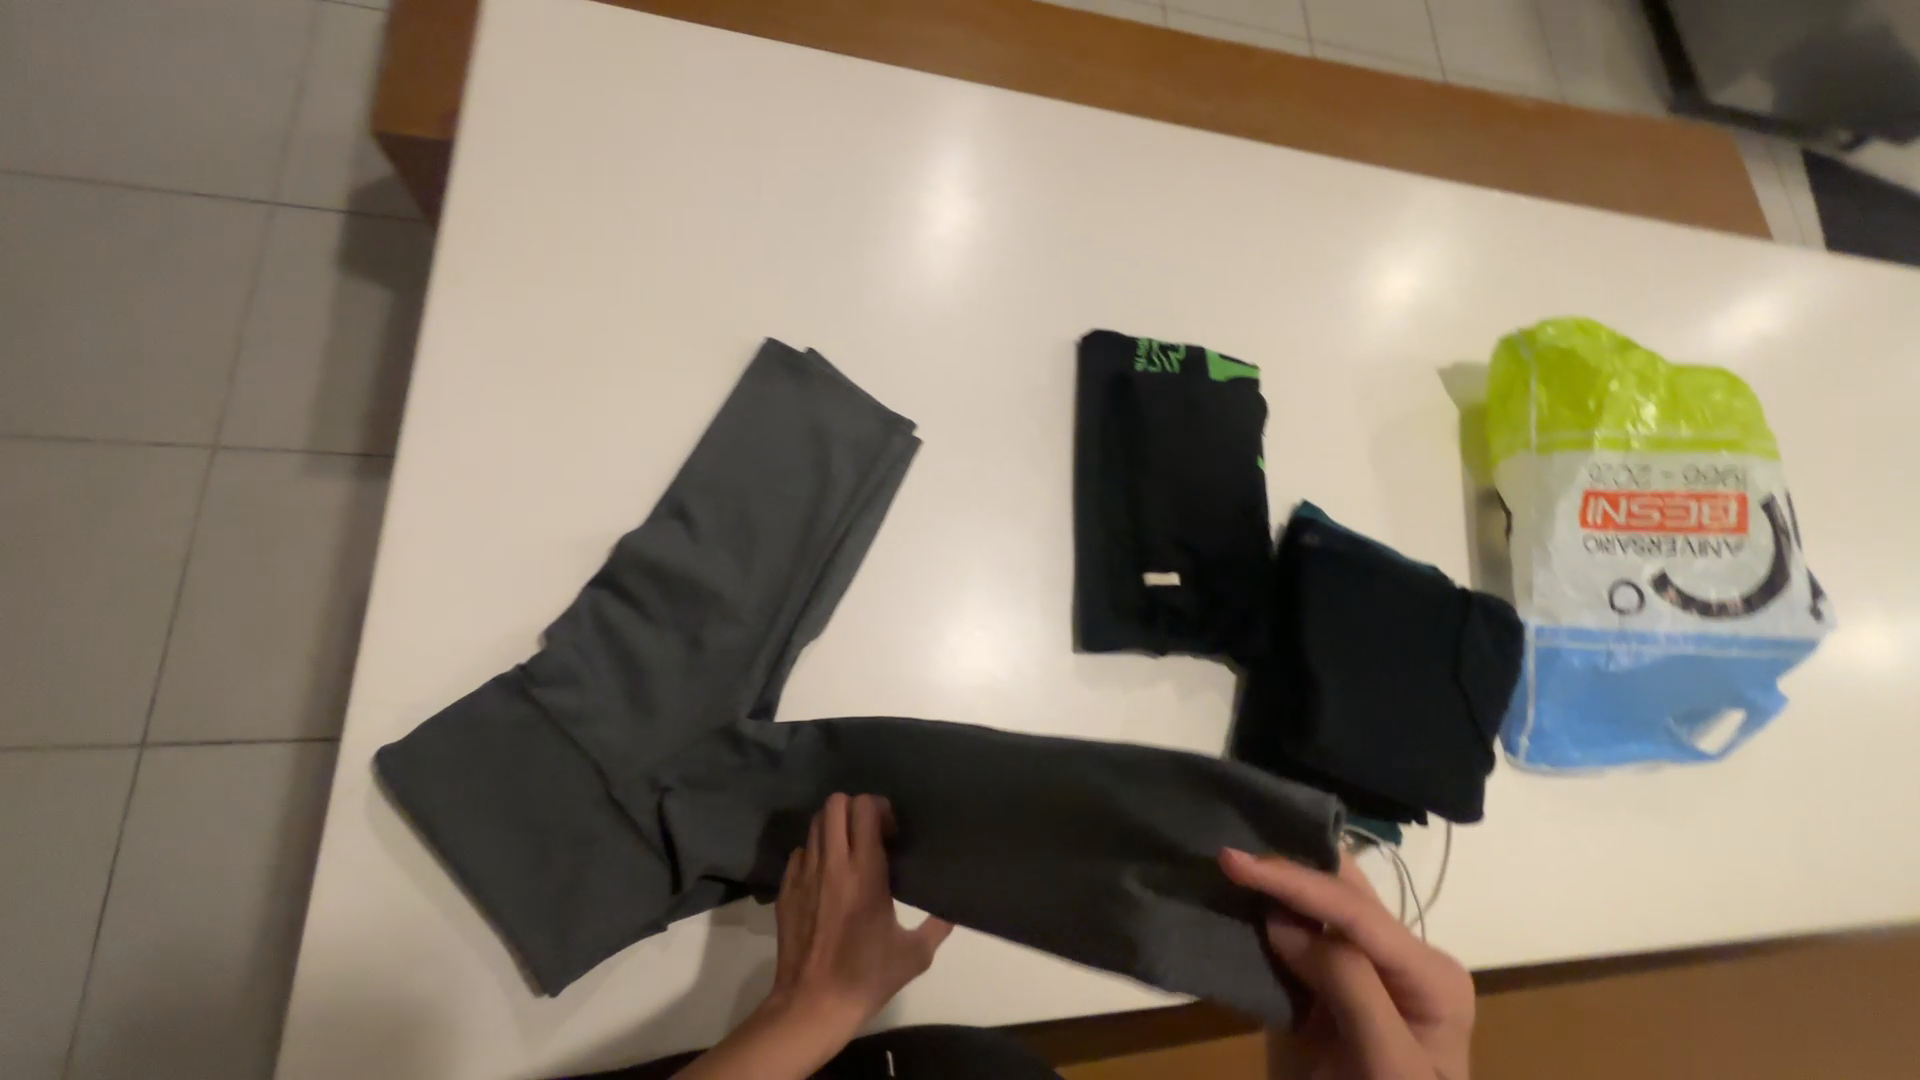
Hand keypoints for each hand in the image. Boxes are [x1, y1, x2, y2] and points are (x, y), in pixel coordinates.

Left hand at [767, 793, 953, 1032]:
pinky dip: (815, 854)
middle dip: (855, 809)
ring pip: (815, 824)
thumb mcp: (914, 956)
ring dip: (834, 828)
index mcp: (866, 871)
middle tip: (870, 833)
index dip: (881, 809)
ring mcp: (805, 875)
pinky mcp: (786, 890)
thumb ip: (937, 926)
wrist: (811, 1006)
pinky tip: (827, 877)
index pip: (865, 809)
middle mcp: (833, 863)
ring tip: (849, 851)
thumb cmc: (866, 978)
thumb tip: (953, 909)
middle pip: (836, 804)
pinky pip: (800, 852)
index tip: (891, 833)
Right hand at [1220, 848, 1474, 1079]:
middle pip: (1340, 890)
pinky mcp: (1318, 980)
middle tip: (1229, 835)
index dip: (1294, 881)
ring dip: (1273, 874)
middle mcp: (1396, 957)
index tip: (1231, 861)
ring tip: (1227, 846)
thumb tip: (1281, 918)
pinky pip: (1290, 929)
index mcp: (1428, 974)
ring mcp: (1356, 967)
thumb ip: (1349, 987)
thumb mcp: (1387, 1068)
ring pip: (1315, 899)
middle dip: (1287, 858)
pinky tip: (1231, 886)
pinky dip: (1260, 905)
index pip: (1356, 911)